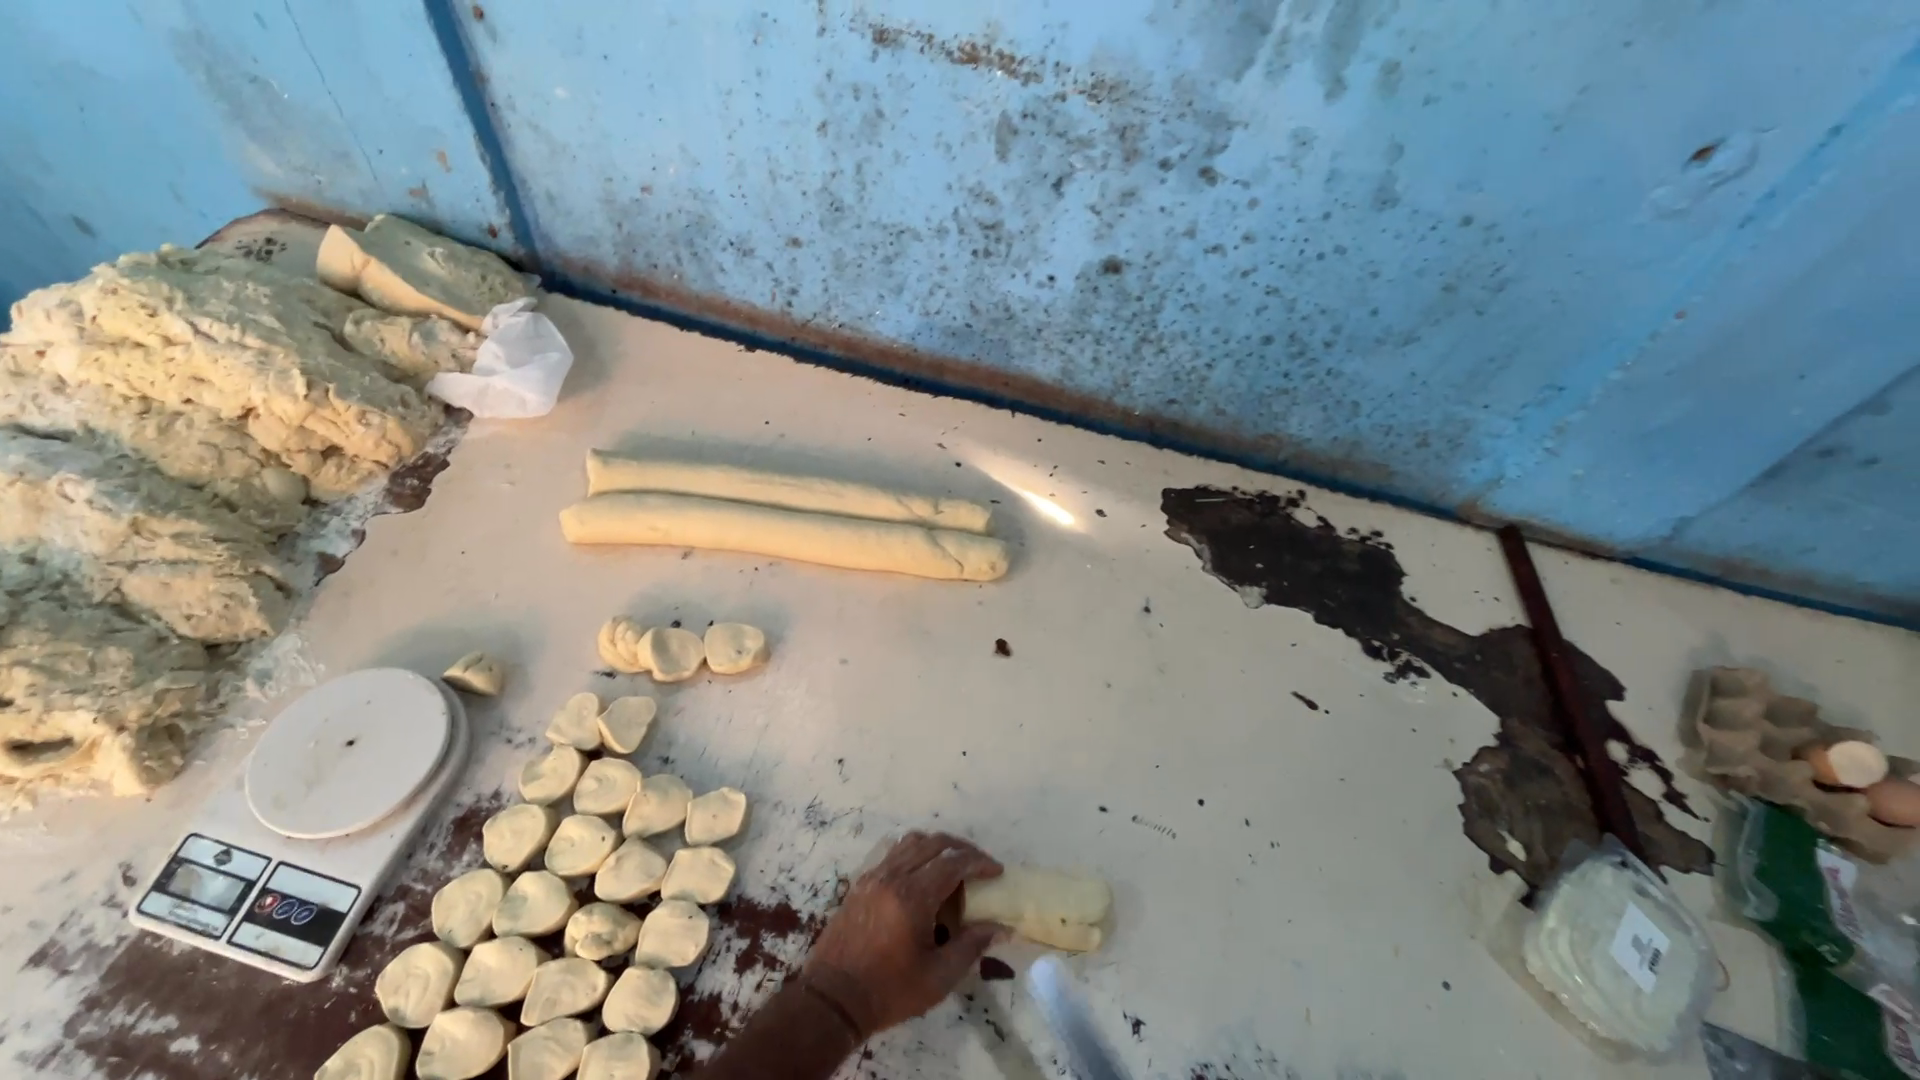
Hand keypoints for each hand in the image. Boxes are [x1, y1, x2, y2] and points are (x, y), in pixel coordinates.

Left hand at [801, 831, 1004, 1036]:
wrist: (832, 998)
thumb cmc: (889, 991)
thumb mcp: (938, 977)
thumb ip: (971, 946)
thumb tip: (1000, 927)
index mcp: (914, 896)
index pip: (954, 862)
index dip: (980, 862)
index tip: (997, 871)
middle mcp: (893, 876)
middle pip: (934, 843)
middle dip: (962, 849)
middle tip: (979, 865)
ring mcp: (873, 877)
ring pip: (911, 842)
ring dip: (936, 847)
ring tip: (952, 866)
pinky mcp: (861, 884)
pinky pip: (893, 854)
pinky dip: (914, 854)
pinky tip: (922, 876)